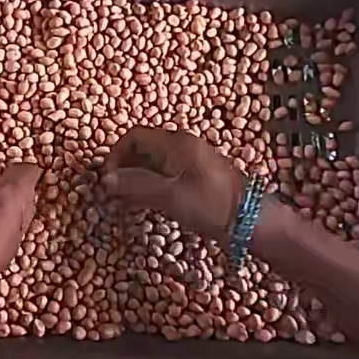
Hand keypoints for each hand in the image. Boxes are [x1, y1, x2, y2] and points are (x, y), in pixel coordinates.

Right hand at [100, 128, 244, 240]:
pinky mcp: (196, 176)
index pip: (134, 137)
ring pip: (153, 162)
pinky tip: (145, 202)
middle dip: (123, 167)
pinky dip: (150, 184)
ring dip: (136, 177)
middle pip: (142, 148)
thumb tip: (106, 181)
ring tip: (125, 200)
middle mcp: (182, 145)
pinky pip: (165, 173)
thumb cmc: (211, 205)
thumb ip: (136, 186)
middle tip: (113, 192)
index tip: (107, 179)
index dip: (115, 155)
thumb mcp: (170, 196)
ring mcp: (191, 160)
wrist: (252, 221)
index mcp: (176, 143)